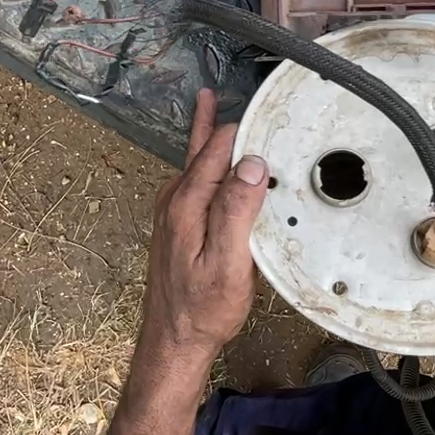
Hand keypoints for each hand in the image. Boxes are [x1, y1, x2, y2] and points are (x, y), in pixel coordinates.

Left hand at [137, 89, 269, 368]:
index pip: (216, 151)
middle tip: (219, 93)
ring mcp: (172, 213)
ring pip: (195, 164)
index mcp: (187, 205)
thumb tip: (251, 163)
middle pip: (199, 151)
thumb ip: (236, 212)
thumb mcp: (228, 264)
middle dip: (215, 123)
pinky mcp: (176, 225)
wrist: (173, 341)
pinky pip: (193, 181)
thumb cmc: (204, 309)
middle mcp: (175, 202)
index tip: (262, 108)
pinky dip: (207, 163)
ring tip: (212, 108)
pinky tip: (214, 163)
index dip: (240, 129)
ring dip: (209, 139)